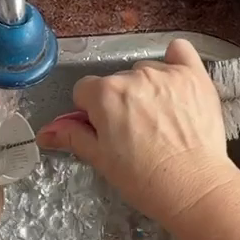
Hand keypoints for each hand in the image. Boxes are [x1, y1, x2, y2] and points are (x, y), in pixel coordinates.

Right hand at [36, 38, 239, 225]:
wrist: (195, 188)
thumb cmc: (145, 179)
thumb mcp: (101, 160)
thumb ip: (72, 137)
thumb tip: (45, 132)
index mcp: (104, 94)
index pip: (85, 90)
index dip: (92, 111)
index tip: (105, 129)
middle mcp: (132, 76)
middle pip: (116, 81)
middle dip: (120, 101)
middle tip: (135, 132)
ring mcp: (165, 73)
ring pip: (146, 71)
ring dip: (148, 87)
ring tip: (162, 120)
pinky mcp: (193, 76)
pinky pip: (181, 51)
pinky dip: (176, 61)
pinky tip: (177, 81)